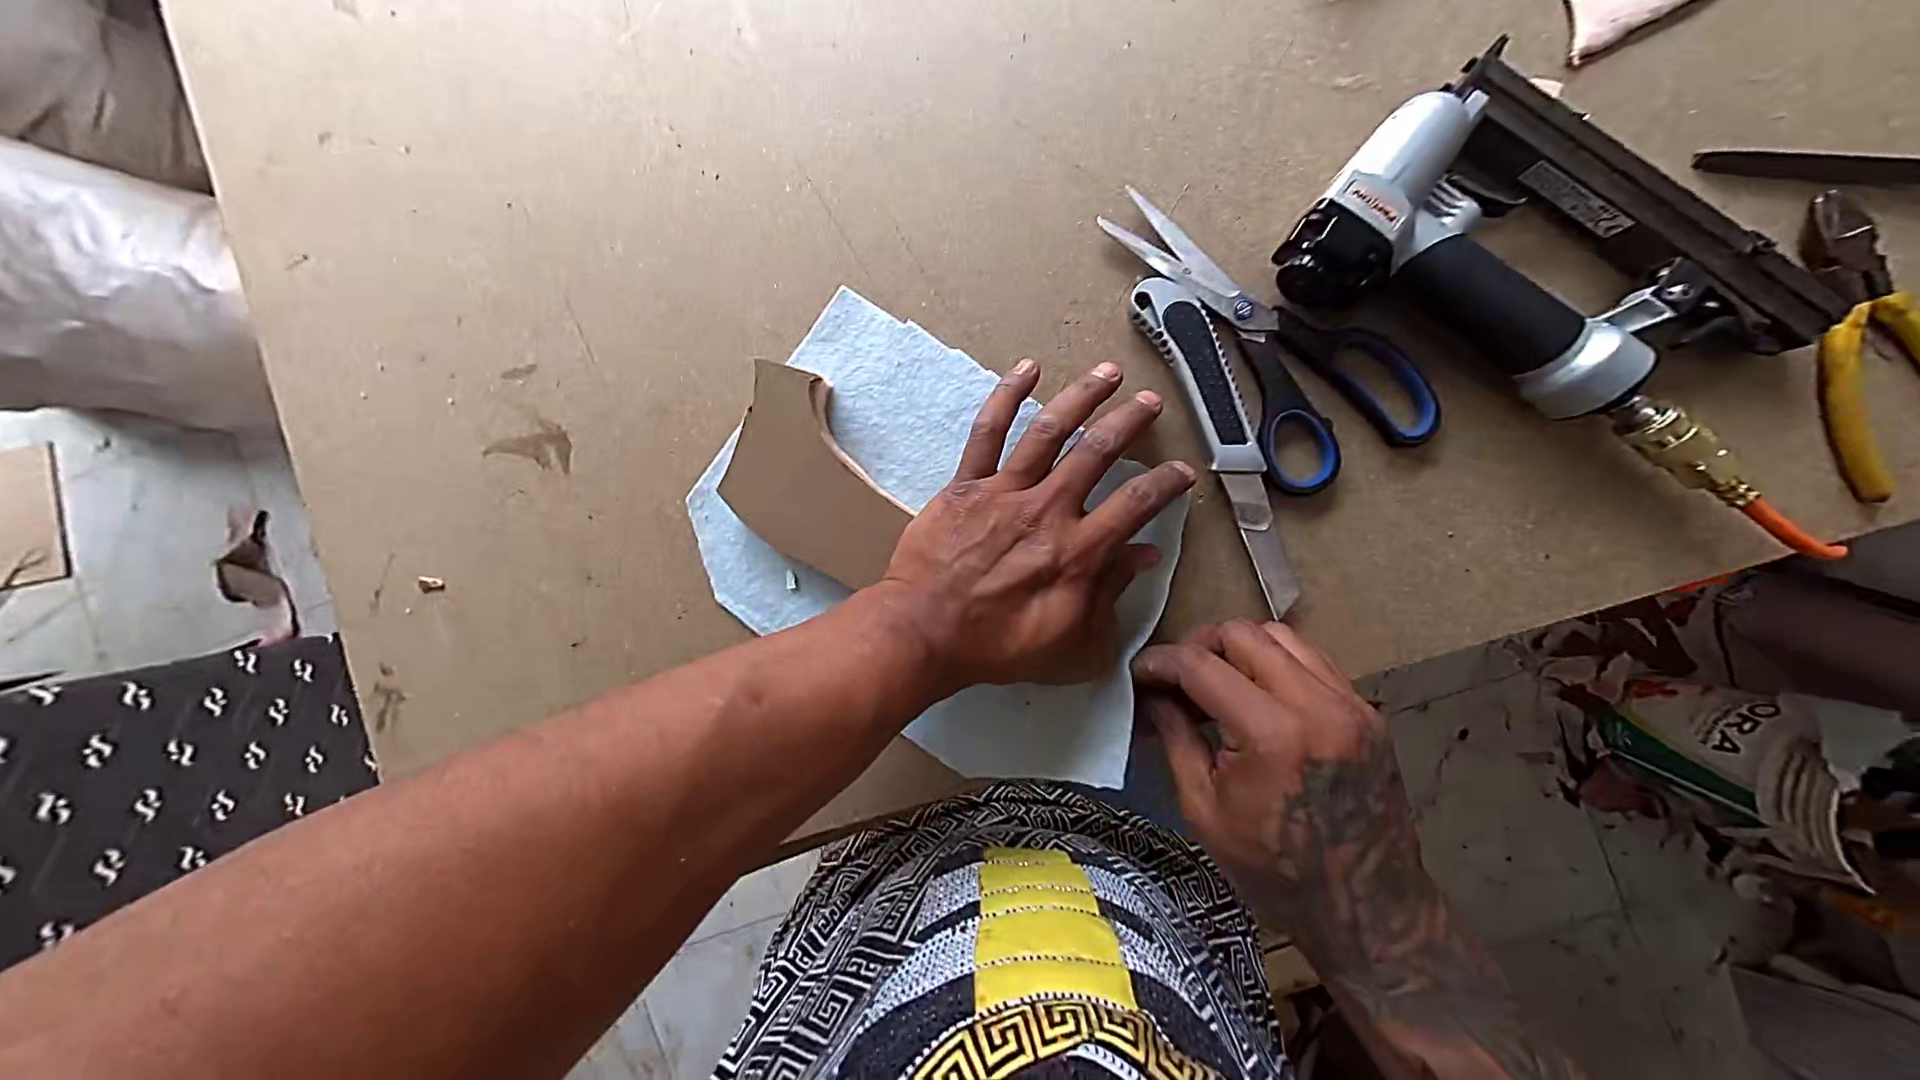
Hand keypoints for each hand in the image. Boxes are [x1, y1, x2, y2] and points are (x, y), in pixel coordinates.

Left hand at [876, 359, 1194, 690]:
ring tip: (1107, 373)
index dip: (1166, 484)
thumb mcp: (1070, 643)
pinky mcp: (966, 485)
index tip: (1181, 473)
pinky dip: (1007, 397)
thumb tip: (1143, 557)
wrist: (924, 632)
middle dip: (1130, 422)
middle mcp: (1047, 510)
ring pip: (1051, 430)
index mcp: (1077, 551)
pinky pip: (987, 433)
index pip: (1137, 504)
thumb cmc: (996, 646)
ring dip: (1083, 396)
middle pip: (1099, 451)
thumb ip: (1109, 596)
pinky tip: (1026, 369)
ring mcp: (1005, 492)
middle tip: (1149, 403)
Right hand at [1132, 620, 1428, 932]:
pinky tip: (1257, 693)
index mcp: (1271, 734)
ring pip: (1280, 634)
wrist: (1367, 910)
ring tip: (1217, 682)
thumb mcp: (1202, 808)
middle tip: (1176, 678)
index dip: (1160, 661)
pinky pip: (1311, 659)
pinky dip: (1275, 661)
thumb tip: (1151, 693)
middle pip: (1241, 633)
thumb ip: (1175, 736)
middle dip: (1198, 646)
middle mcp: (1316, 705)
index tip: (1139, 672)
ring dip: (1239, 648)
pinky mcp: (1366, 711)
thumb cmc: (1274, 870)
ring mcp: (1349, 704)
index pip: (1201, 665)